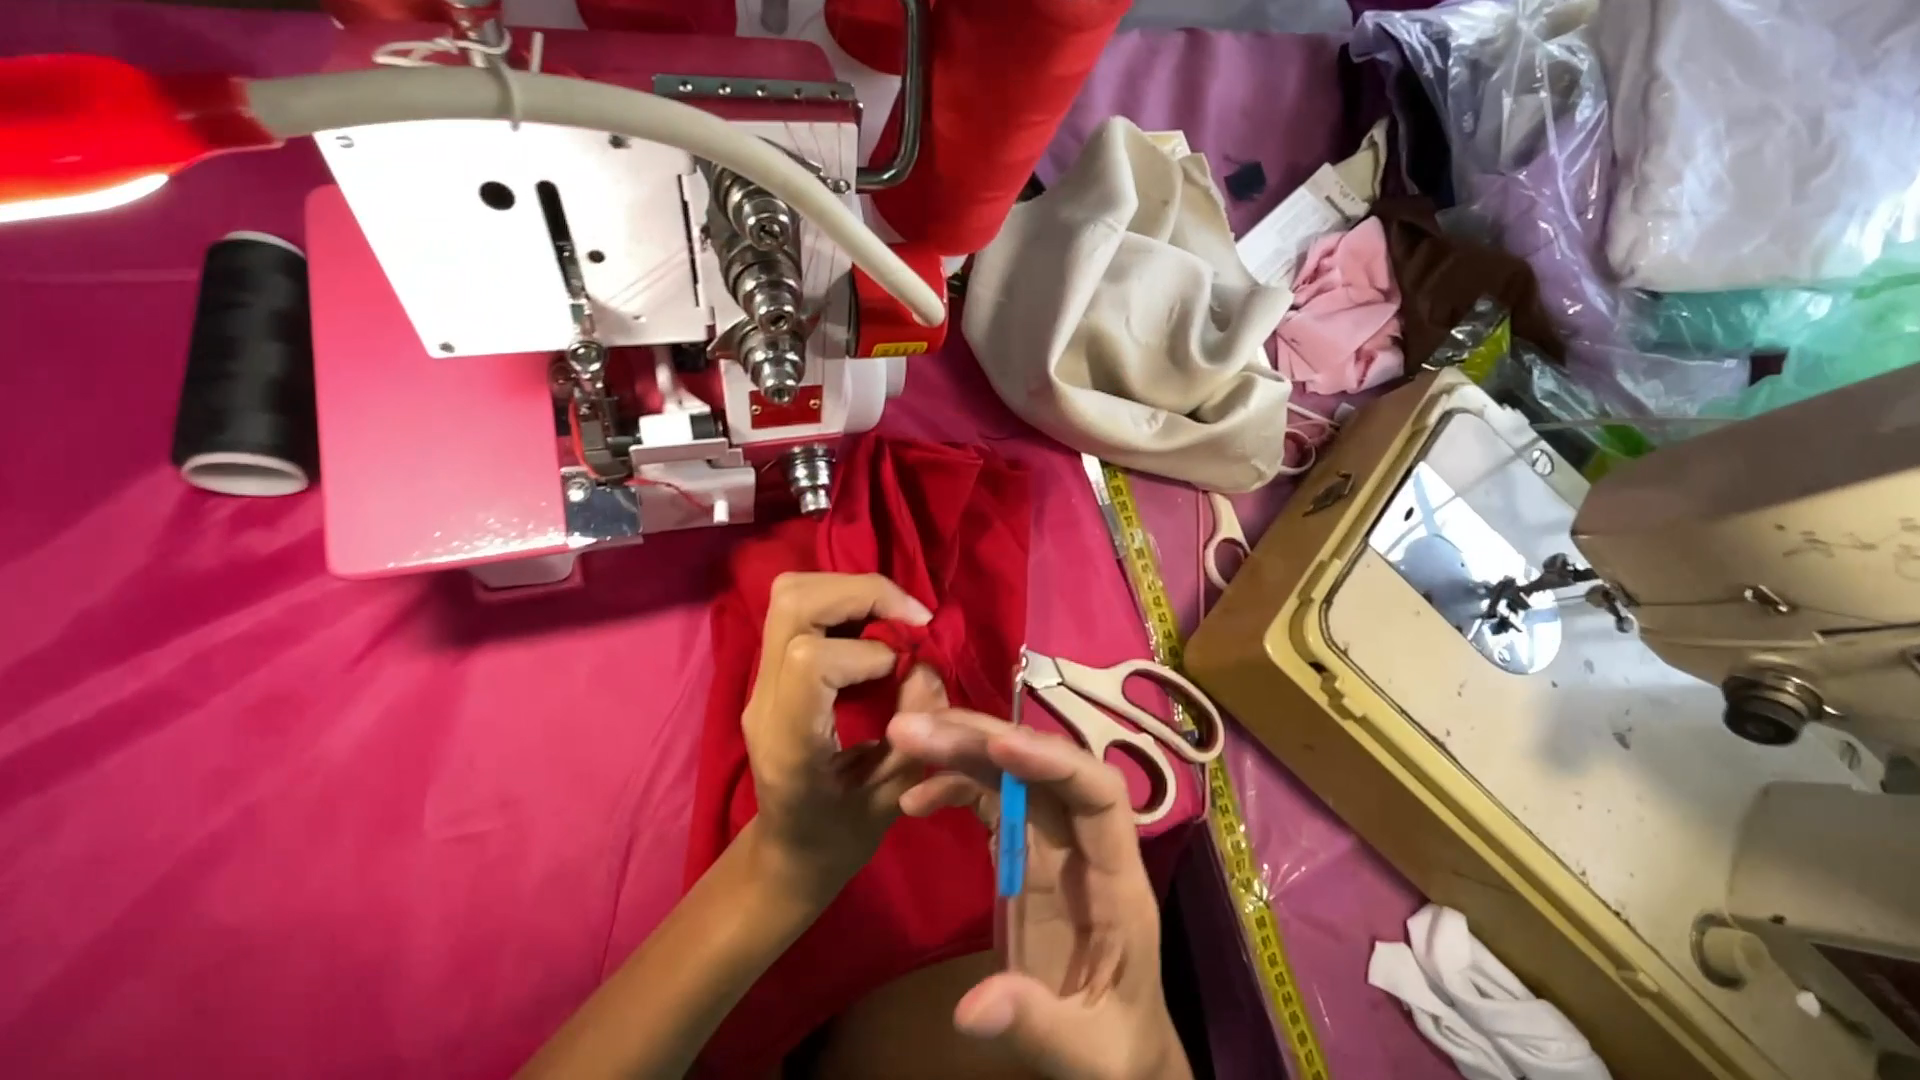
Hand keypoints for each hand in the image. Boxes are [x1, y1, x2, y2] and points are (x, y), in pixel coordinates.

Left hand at [744, 572, 947, 890]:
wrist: (788, 851)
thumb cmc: (838, 839)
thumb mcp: (891, 800)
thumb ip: (914, 733)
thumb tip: (926, 665)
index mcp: (789, 741)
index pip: (810, 659)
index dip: (870, 651)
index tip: (906, 672)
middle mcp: (764, 700)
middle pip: (794, 602)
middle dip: (863, 593)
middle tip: (913, 619)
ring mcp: (762, 681)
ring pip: (791, 593)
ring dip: (852, 591)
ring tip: (896, 618)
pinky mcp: (772, 671)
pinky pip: (798, 610)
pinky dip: (843, 601)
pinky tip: (877, 629)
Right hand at [887, 710, 1194, 1079]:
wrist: (1118, 1053)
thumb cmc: (1115, 1047)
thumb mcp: (1086, 1052)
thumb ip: (1036, 1024)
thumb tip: (970, 1008)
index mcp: (1117, 880)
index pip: (1100, 795)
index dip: (1055, 761)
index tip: (998, 745)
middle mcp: (1085, 845)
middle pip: (1044, 769)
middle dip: (983, 741)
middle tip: (912, 730)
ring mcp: (1054, 846)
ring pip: (1012, 775)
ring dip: (961, 750)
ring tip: (902, 740)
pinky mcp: (1025, 856)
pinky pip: (991, 802)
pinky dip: (953, 788)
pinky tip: (912, 800)